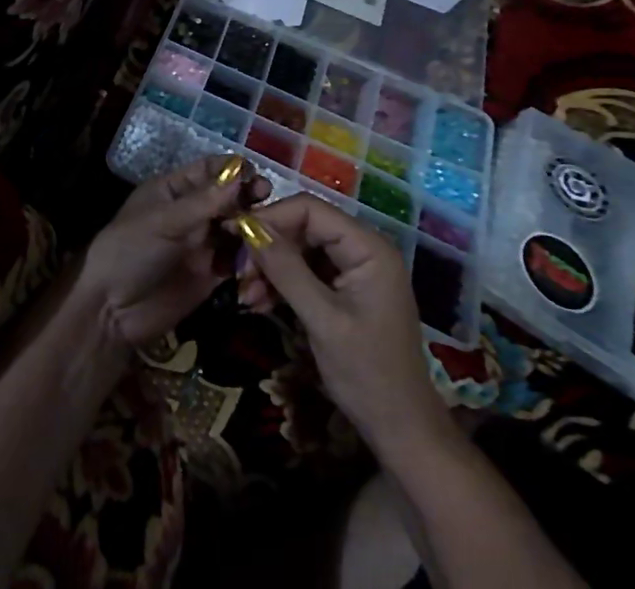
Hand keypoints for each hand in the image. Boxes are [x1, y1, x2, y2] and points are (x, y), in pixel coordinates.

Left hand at [79, 156, 268, 348]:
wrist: (112, 309)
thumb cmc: (129, 252)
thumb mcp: (163, 222)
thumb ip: (203, 202)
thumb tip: (241, 175)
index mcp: (173, 191)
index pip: (209, 171)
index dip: (233, 171)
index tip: (256, 176)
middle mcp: (192, 214)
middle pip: (231, 200)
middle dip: (250, 201)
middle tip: (269, 206)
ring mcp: (204, 244)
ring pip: (241, 230)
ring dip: (256, 231)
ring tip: (268, 236)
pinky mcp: (214, 274)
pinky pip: (242, 262)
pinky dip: (255, 261)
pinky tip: (265, 262)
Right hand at [244, 194, 451, 452]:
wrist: (398, 425)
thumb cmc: (367, 371)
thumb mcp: (322, 318)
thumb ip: (286, 270)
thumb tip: (248, 228)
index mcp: (368, 249)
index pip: (309, 209)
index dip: (270, 218)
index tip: (235, 239)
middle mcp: (362, 250)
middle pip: (300, 226)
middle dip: (266, 247)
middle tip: (239, 276)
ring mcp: (352, 270)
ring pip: (296, 249)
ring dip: (267, 268)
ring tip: (246, 296)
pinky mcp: (341, 289)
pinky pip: (302, 271)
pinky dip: (278, 283)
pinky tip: (258, 303)